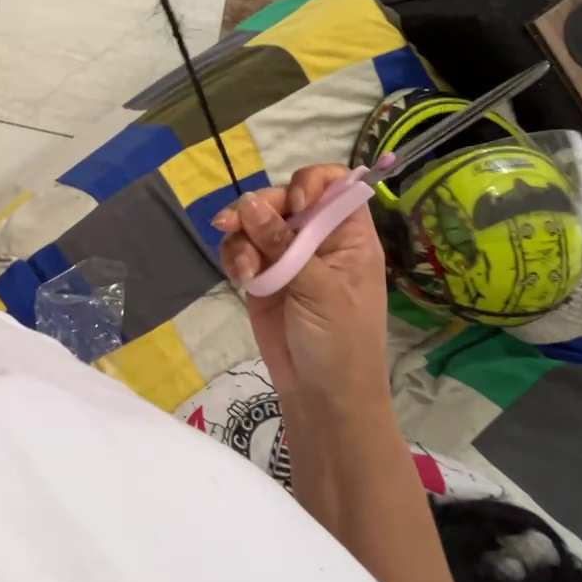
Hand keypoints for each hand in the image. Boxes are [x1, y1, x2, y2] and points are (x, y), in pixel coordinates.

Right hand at [214, 164, 390, 405]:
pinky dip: (233, 257)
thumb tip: (249, 203)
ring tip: (243, 273)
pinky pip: (239, 247)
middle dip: (256, 210)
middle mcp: (317, 240)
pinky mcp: (262, 274)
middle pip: (282, 198)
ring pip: (253, 221)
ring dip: (241, 239)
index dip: (309, 185)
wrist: (321, 396)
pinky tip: (239, 280)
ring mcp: (286, 256)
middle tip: (232, 224)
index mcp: (348, 238)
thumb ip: (283, 245)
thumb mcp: (318, 291)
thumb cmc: (340, 344)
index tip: (293, 206)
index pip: (333, 186)